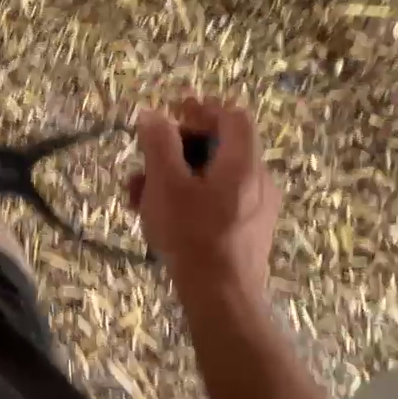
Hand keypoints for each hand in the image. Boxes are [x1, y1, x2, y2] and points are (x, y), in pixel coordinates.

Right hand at [128, 98, 280, 295]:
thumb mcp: (165, 183)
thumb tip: (154, 115)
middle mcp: (258, 179)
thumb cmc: (191, 231)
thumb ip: (159, 144)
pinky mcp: (248, 224)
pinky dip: (188, 194)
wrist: (220, 290)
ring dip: (174, 174)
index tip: (172, 110)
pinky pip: (217, 195)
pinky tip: (160, 213)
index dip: (202, 108)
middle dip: (176, 148)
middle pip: (218, 145)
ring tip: (139, 195)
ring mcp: (256, 204)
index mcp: (243, 164)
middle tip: (143, 161)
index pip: (233, 118)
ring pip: (212, 173)